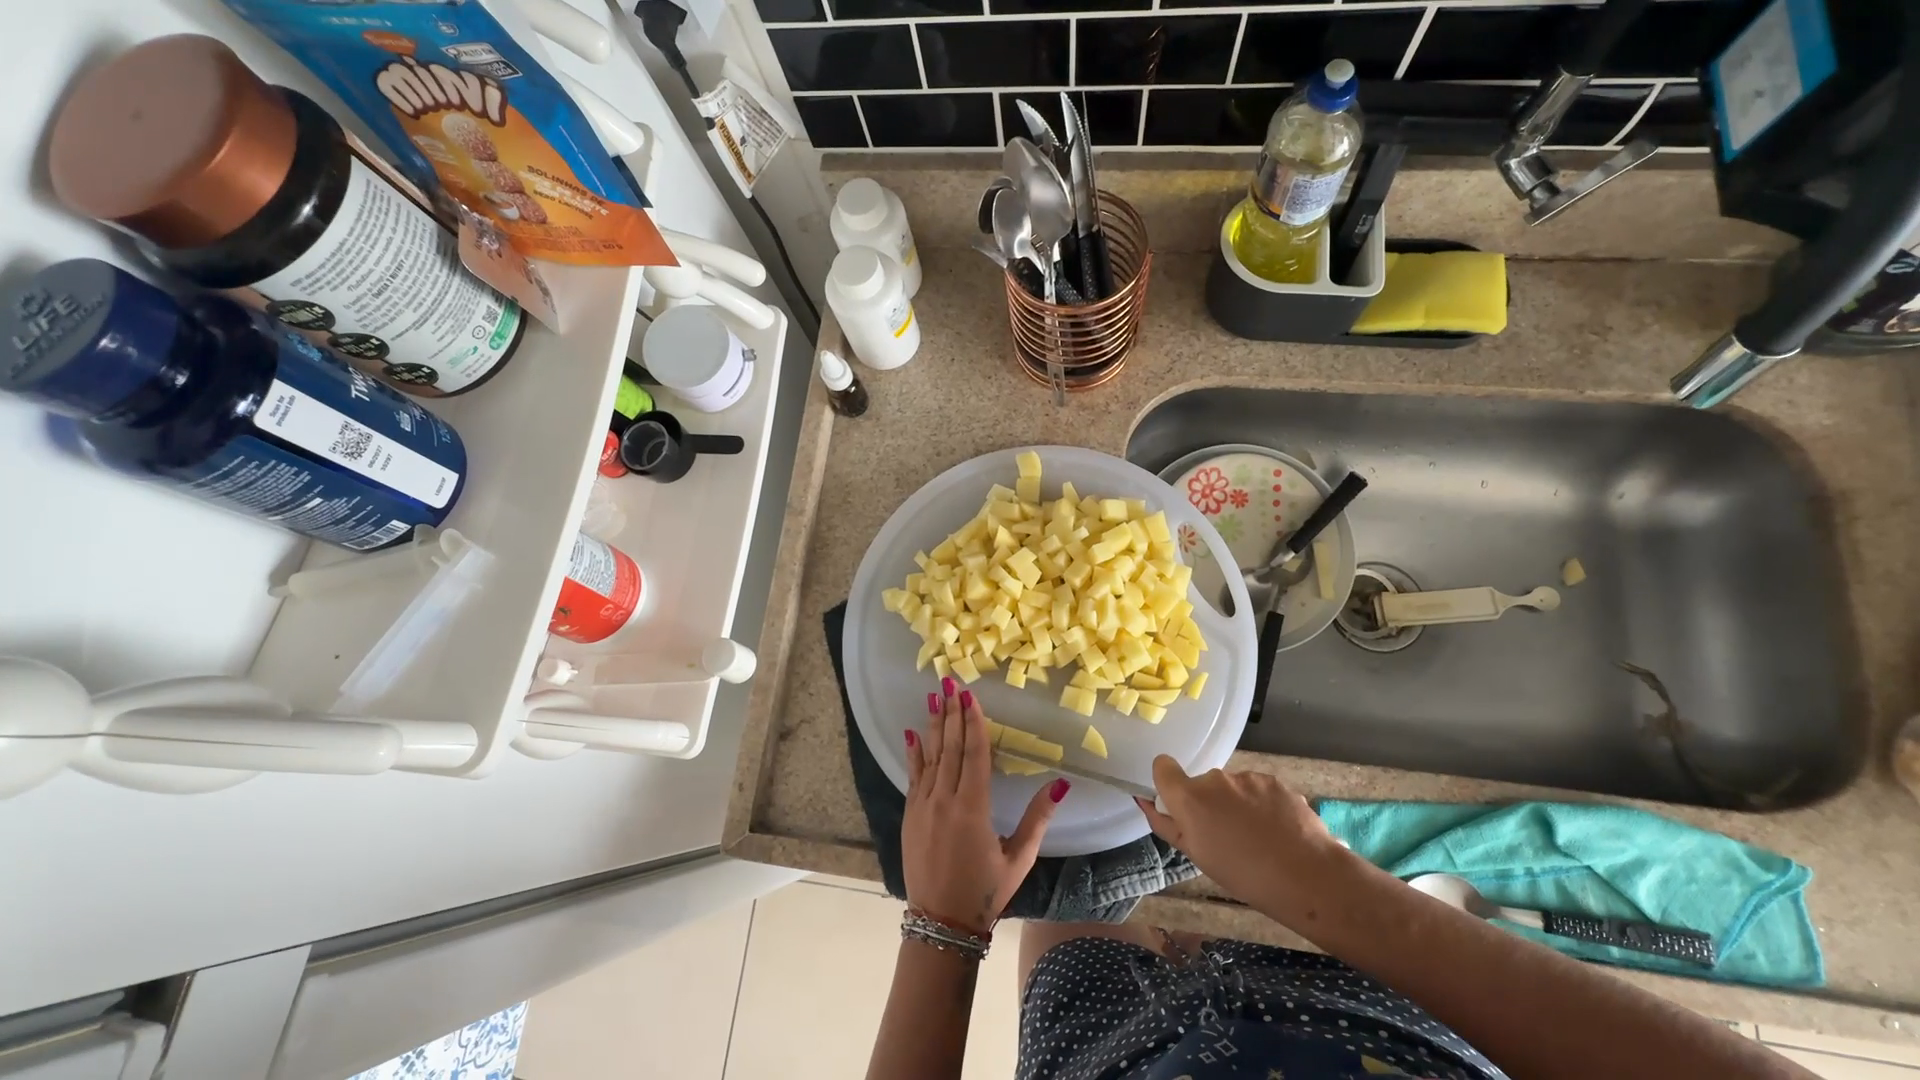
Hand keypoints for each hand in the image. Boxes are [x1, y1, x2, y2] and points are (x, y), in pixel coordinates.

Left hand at [903, 679, 1067, 934]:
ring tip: (933, 697)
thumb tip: (1061, 783)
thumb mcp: (1019, 858)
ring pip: (930, 757)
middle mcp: (945, 800)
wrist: (941, 921)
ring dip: (933, 725)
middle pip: (950, 747)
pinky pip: (913, 776)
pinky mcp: (911, 815)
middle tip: (949, 682)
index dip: (973, 722)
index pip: (974, 754)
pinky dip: (914, 754)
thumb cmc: (985, 891)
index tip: (970, 696)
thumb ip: (1038, 818)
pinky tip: (912, 734)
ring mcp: (923, 806)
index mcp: (973, 808)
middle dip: (950, 713)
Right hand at [1136, 755, 1351, 919]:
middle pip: (1202, 784)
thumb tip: (1144, 801)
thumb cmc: (1243, 874)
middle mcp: (1215, 779)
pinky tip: (1276, 830)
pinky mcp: (1274, 781)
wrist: (1306, 876)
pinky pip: (1257, 789)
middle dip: (1209, 803)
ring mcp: (1247, 777)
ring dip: (1236, 804)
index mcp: (1189, 798)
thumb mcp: (1196, 855)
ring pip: (1232, 787)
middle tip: (1225, 836)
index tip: (1180, 805)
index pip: (1163, 767)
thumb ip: (1166, 824)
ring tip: (1256, 837)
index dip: (1168, 782)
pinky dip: (1261, 805)